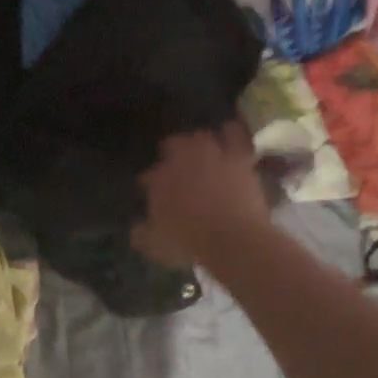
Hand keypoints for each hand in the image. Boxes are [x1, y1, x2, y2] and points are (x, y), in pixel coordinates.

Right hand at [131, 121, 275, 269]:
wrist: (233, 240)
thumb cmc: (189, 243)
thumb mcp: (155, 245)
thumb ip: (141, 233)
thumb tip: (137, 228)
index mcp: (158, 180)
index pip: (148, 175)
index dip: (149, 182)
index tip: (150, 191)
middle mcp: (182, 161)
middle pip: (173, 146)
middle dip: (172, 154)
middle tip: (176, 166)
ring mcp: (212, 155)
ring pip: (201, 136)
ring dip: (199, 142)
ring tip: (202, 149)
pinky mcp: (240, 158)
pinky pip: (235, 135)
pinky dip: (230, 133)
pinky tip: (229, 133)